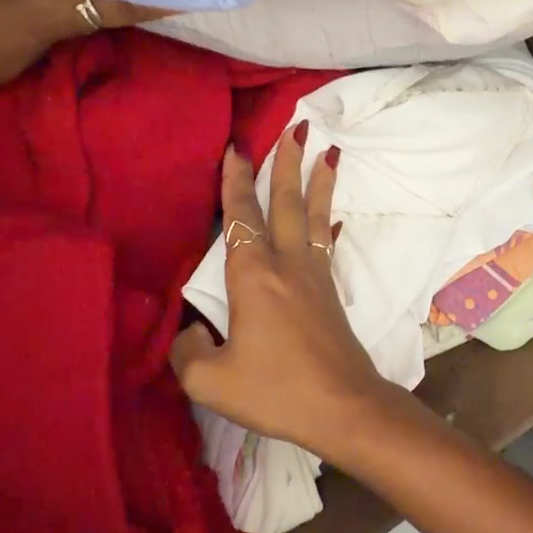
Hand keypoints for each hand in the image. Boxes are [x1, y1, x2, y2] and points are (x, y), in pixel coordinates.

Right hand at [172, 123, 395, 456]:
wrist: (344, 406)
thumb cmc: (277, 391)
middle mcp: (286, 265)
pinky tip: (331, 216)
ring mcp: (314, 276)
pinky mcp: (330, 293)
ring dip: (317, 182)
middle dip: (286, 164)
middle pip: (284, 204)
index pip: (240, 218)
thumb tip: (191, 328)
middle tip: (297, 127)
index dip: (234, 182)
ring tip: (326, 150)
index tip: (236, 148)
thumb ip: (187, 349)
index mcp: (253, 277)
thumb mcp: (210, 381)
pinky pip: (325, 244)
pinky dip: (326, 222)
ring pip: (313, 217)